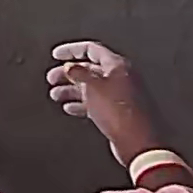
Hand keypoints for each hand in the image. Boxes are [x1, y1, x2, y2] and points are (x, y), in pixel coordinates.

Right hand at [45, 41, 164, 167]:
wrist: (139, 144)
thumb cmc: (119, 112)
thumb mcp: (92, 86)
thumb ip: (78, 72)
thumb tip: (70, 67)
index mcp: (117, 66)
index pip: (91, 49)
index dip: (71, 50)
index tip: (57, 55)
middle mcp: (121, 77)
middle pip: (89, 68)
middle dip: (68, 73)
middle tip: (53, 78)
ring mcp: (121, 95)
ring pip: (90, 86)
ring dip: (71, 89)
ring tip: (56, 95)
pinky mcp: (120, 111)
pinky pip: (96, 102)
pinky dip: (82, 103)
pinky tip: (71, 107)